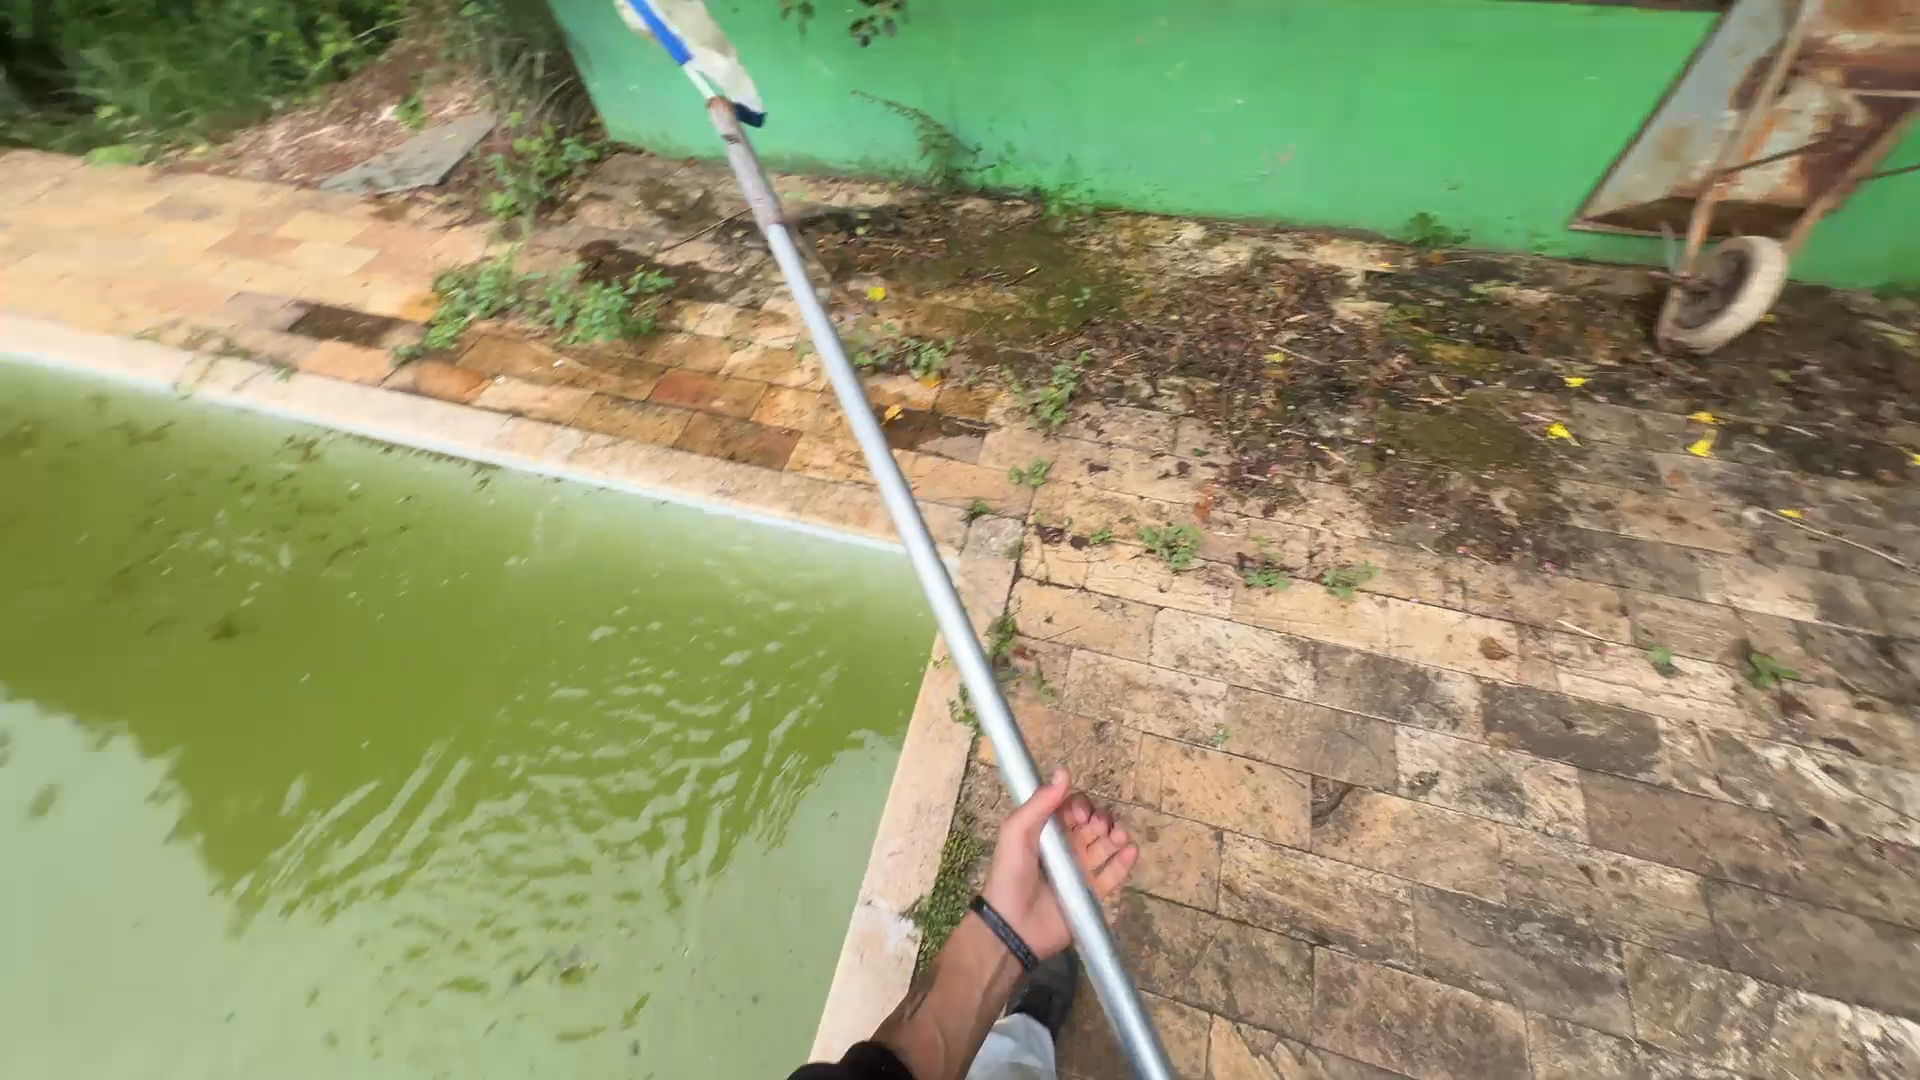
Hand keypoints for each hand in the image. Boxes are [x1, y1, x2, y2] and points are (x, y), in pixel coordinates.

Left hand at [979, 768, 1138, 958]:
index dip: (1079, 805)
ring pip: (1105, 846)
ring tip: (1119, 835)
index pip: (1070, 808)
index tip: (1079, 812)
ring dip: (1116, 834)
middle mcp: (1065, 847)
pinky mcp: (1091, 894)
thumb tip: (1063, 771)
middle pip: (1091, 824)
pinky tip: (1131, 850)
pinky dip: (1125, 862)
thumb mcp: (1017, 831)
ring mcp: (1080, 870)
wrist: (1013, 925)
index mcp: (1046, 830)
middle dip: (1100, 818)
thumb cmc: (1011, 872)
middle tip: (1099, 825)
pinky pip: (1113, 874)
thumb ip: (1040, 802)